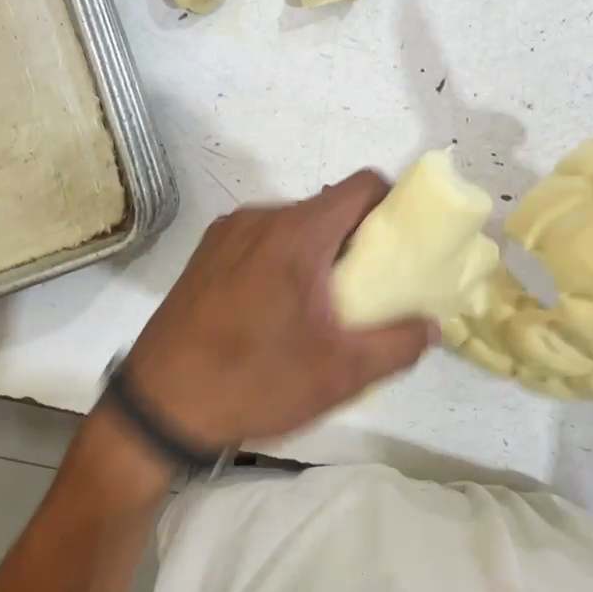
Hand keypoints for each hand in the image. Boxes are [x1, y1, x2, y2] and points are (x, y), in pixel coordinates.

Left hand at [123, 171, 434, 451]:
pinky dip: (282, 260)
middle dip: (356, 241)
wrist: (159, 405)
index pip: (362, 186)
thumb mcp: (340, 374)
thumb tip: (432, 325)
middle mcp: (259, 218)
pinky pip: (261, 240)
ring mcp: (226, 233)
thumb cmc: (254, 381)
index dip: (393, 207)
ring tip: (321, 309)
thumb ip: (397, 345)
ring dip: (317, 253)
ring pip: (293, 225)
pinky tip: (277, 310)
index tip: (403, 248)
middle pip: (327, 208)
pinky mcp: (205, 253)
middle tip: (367, 292)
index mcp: (296, 234)